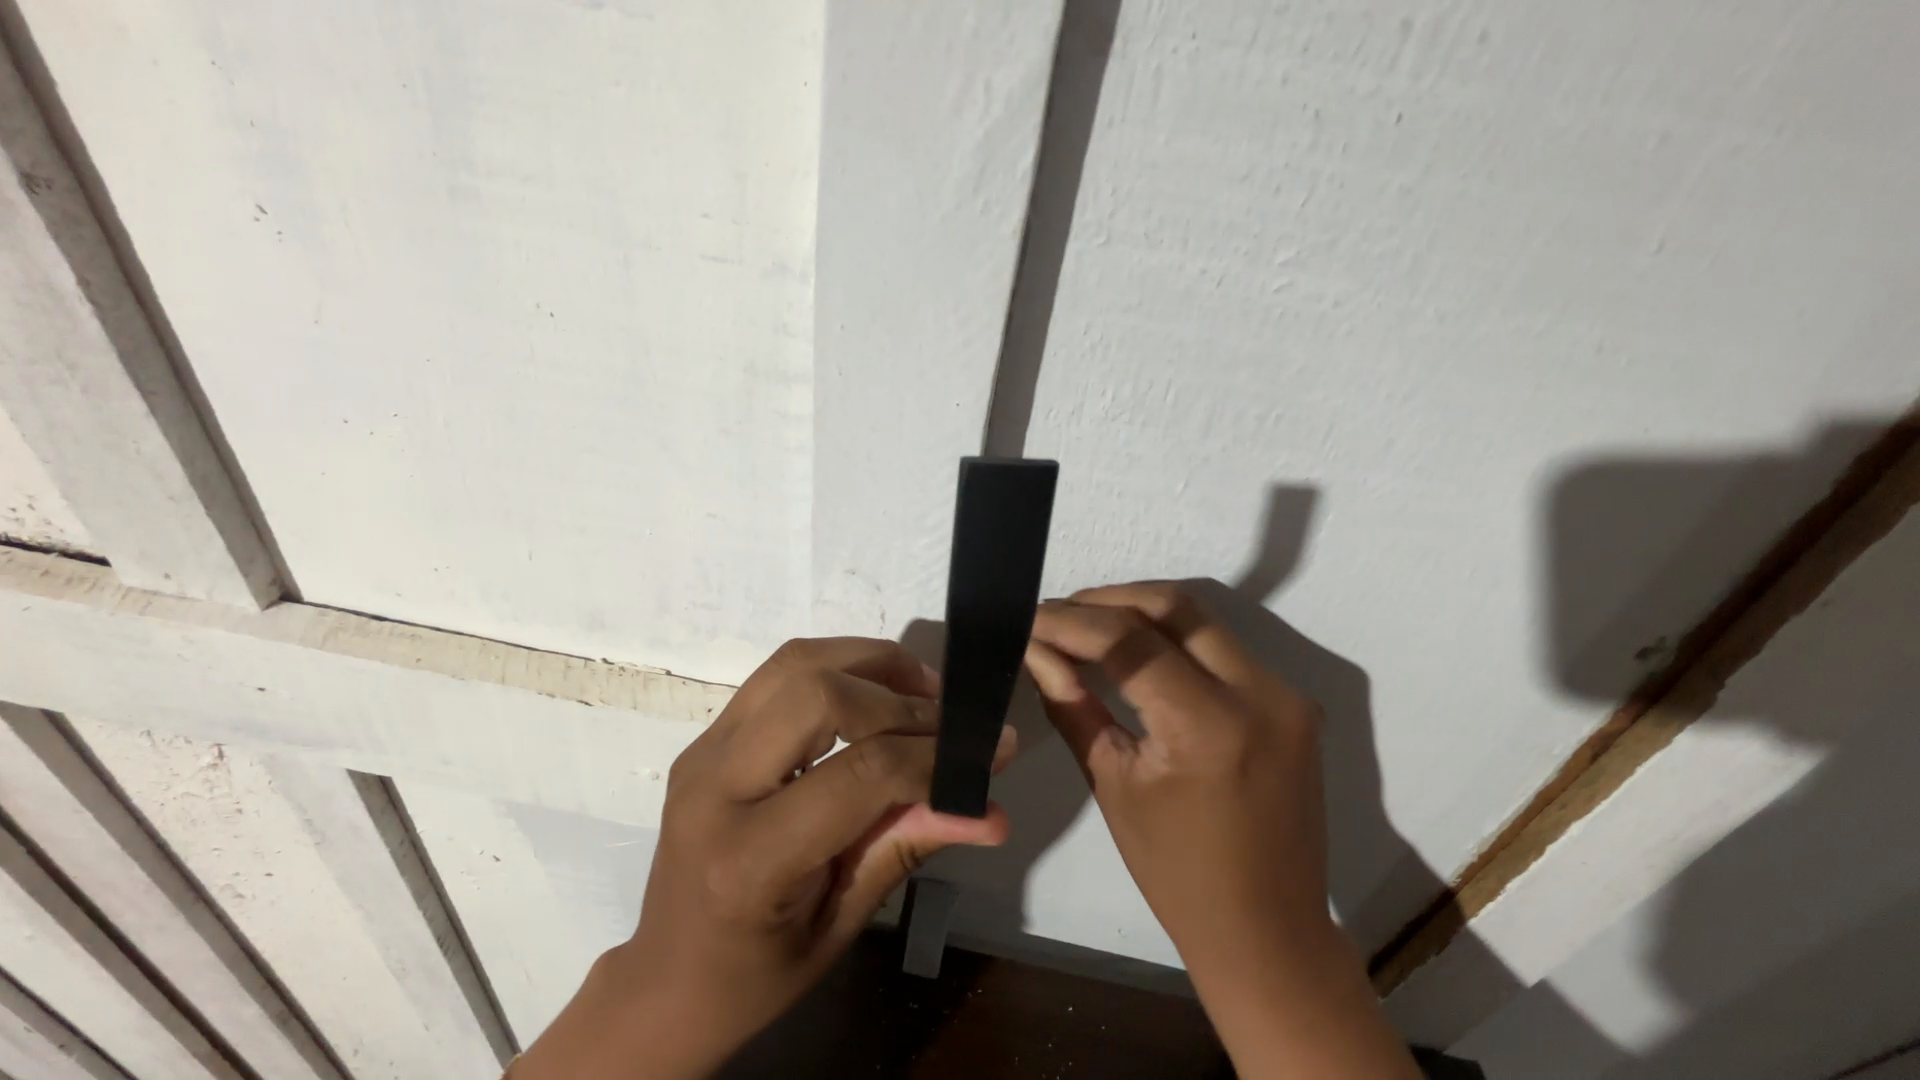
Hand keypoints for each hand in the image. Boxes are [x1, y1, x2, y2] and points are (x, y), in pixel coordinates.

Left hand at [515, 638, 1012, 1079]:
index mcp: (749, 857)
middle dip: (899, 697)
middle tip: (950, 718)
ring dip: (868, 663)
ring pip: (793, 663)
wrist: (667, 978)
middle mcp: (714, 786)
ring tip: (921, 691)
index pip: (860, 774)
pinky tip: (876, 697)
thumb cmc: (756, 974)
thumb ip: (906, 847)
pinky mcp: (706, 738)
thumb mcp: (841, 925)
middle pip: (817, 693)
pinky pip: (777, 676)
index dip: (934, 756)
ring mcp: (702, 752)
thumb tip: (991, 811)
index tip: (992, 750)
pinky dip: (838, 669)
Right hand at [1027, 583, 1418, 1078]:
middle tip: (1059, 613)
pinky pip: (1225, 649)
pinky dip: (1176, 640)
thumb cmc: (1176, 872)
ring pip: (1203, 620)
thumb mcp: (1113, 784)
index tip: (1031, 617)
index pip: (1128, 640)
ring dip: (1142, 612)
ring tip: (1089, 626)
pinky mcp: (1293, 703)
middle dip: (1108, 600)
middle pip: (1173, 606)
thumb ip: (1073, 705)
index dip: (1072, 621)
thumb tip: (1036, 651)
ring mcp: (1285, 694)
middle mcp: (1259, 693)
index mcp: (1208, 725)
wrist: (1267, 929)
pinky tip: (1138, 651)